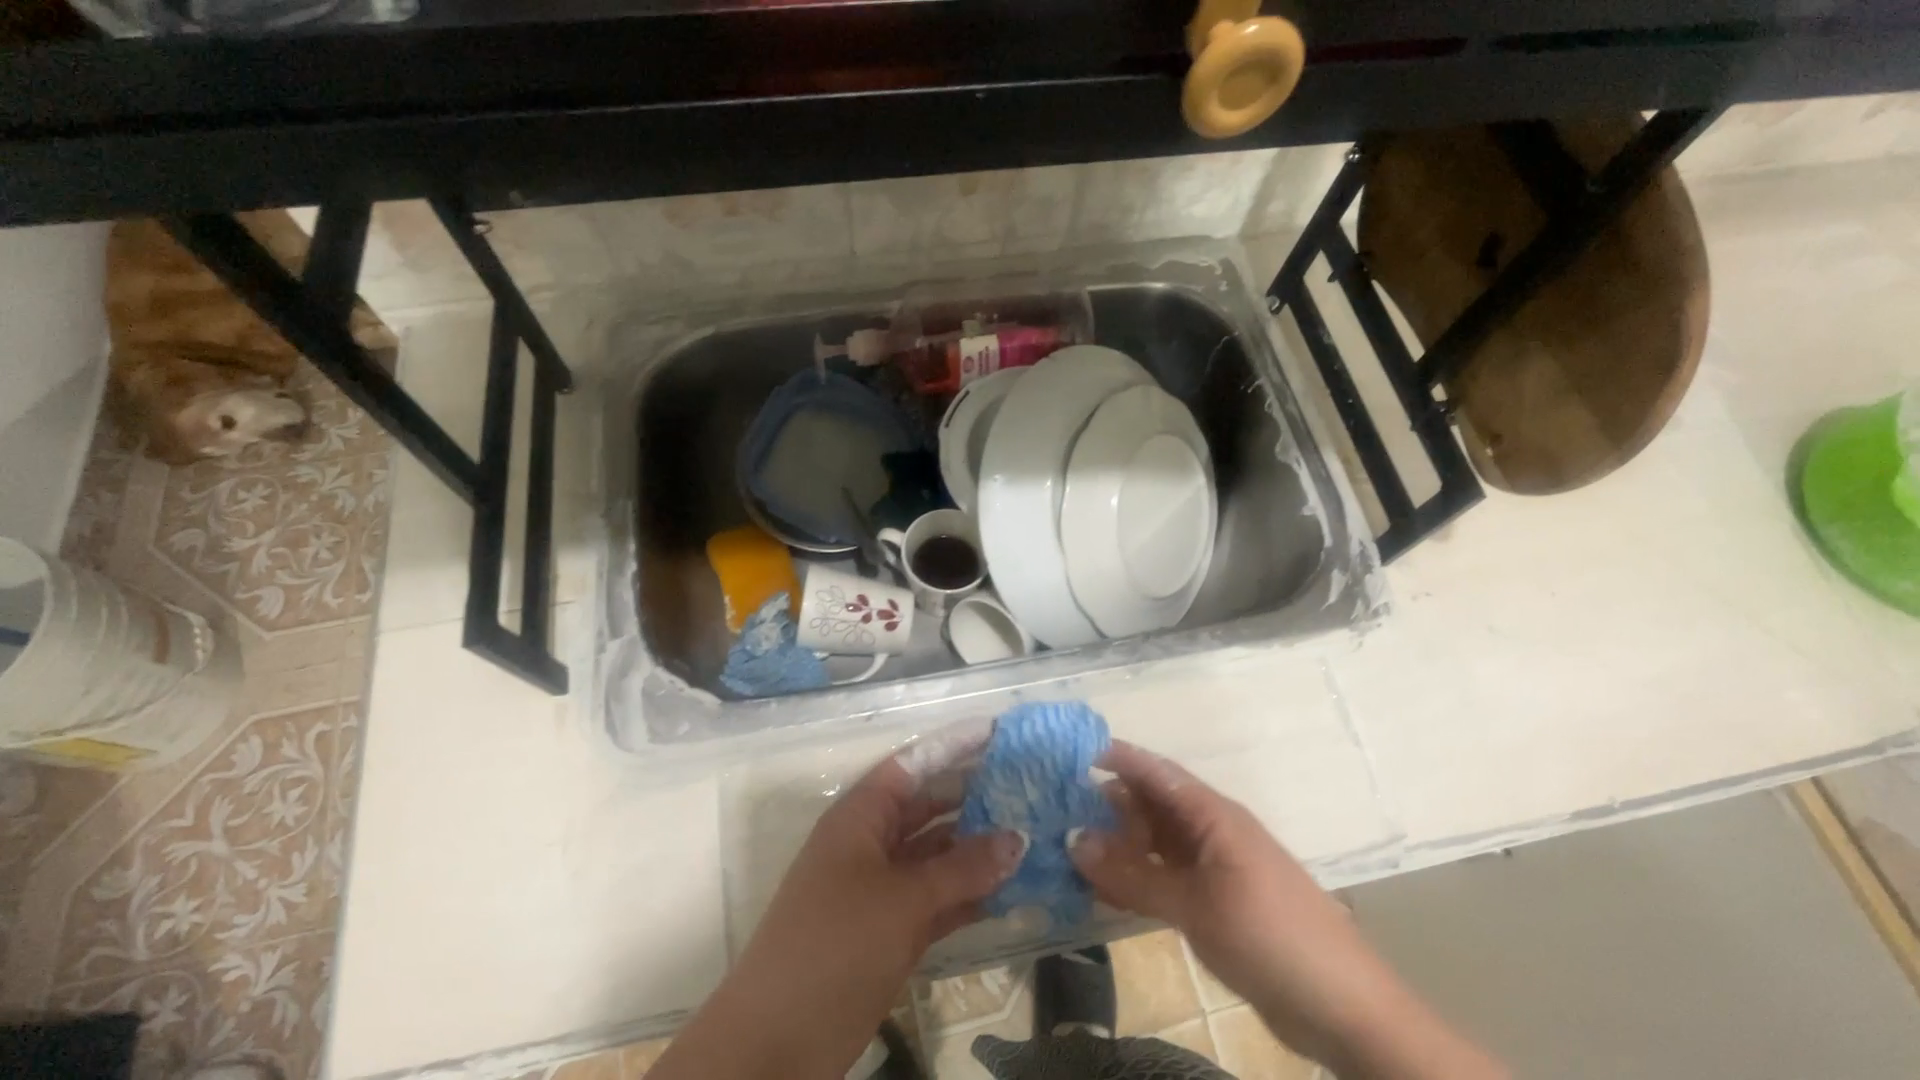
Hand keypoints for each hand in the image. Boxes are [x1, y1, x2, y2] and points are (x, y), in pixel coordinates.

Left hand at [651, 756, 1023, 1079]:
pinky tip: (1015, 889)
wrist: (780, 1037)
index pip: (911, 766)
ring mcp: (881, 891)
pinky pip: (939, 901)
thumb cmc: (836, 943)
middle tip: (1034, 789)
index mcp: (859, 818)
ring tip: (1037, 834)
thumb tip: (1017, 837)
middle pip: (928, 809)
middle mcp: (870, 845)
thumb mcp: (903, 899)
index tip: (1001, 732)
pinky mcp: (892, 932)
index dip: (953, 747)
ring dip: (980, 850)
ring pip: (937, 857)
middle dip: (975, 798)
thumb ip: (962, 868)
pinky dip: (971, 895)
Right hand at [1070, 741, 1505, 1079]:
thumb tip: (1074, 841)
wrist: (1340, 1005)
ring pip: (1157, 844)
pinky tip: (1102, 890)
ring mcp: (1216, 871)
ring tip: (1067, 845)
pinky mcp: (1216, 905)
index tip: (1069, 750)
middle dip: (1108, 802)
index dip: (1118, 758)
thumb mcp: (1195, 904)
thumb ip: (1133, 875)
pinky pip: (1166, 879)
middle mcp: (1213, 835)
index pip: (1158, 773)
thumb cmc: (1269, 935)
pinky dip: (1135, 880)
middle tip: (1054, 806)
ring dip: (1118, 844)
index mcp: (1215, 817)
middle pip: (1154, 806)